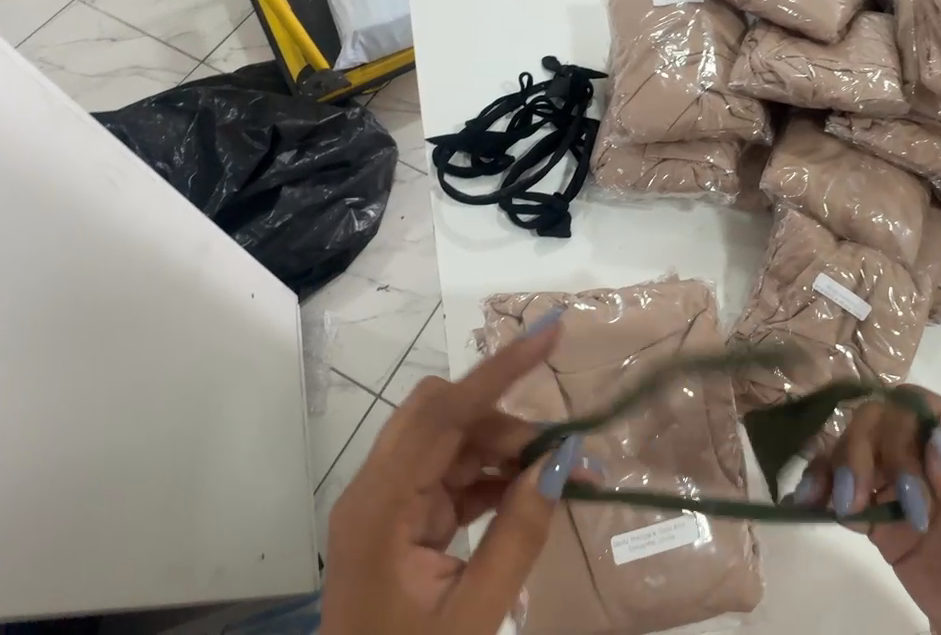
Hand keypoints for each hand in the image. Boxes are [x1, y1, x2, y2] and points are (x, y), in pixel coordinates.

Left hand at [318, 314, 577, 634]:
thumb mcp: (473, 614)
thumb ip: (519, 534)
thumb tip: (561, 459)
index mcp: (379, 506)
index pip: (442, 413)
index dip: (499, 370)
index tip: (550, 334)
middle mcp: (376, 489)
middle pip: (444, 416)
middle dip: (507, 421)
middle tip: (564, 453)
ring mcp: (387, 503)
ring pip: (452, 442)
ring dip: (506, 451)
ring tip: (561, 477)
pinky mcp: (401, 520)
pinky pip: (452, 476)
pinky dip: (494, 478)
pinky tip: (531, 494)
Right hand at [794, 387, 940, 634]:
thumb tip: (936, 446)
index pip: (924, 410)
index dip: (897, 419)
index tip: (890, 466)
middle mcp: (933, 464)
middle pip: (880, 424)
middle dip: (860, 451)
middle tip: (855, 499)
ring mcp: (905, 495)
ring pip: (857, 453)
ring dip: (835, 467)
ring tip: (829, 504)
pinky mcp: (885, 530)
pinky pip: (847, 497)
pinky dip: (823, 493)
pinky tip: (808, 505)